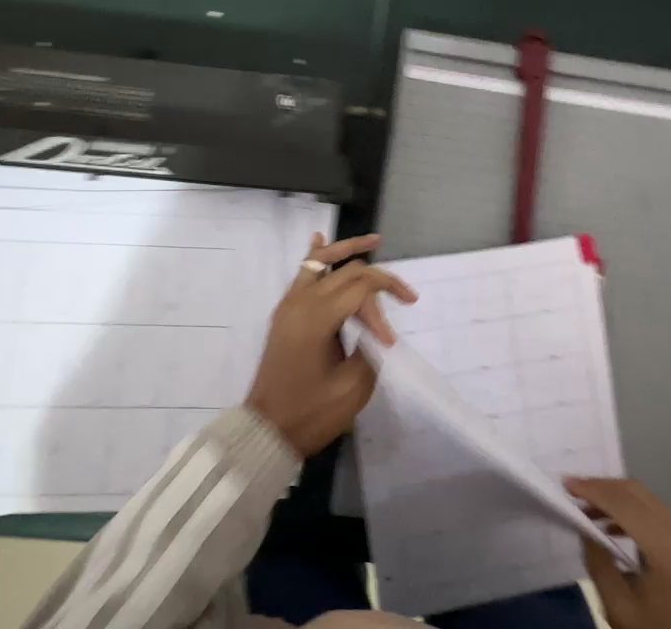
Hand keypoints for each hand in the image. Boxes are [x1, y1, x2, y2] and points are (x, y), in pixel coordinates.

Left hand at [245, 233, 417, 456]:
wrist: (268, 430)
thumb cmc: (312, 412)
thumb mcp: (353, 386)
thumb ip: (370, 348)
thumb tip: (375, 331)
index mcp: (317, 317)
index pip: (362, 288)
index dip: (385, 305)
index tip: (393, 339)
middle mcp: (301, 301)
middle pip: (348, 274)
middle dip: (377, 285)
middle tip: (403, 301)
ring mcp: (289, 304)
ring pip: (321, 262)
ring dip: (348, 250)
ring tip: (374, 241)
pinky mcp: (285, 312)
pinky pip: (302, 274)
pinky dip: (316, 256)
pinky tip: (320, 239)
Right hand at [567, 477, 670, 628]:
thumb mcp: (619, 608)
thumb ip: (598, 562)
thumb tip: (584, 526)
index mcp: (669, 549)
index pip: (624, 503)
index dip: (593, 489)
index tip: (566, 484)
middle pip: (637, 493)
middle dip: (602, 487)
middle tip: (573, 490)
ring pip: (648, 500)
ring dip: (617, 499)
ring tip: (588, 510)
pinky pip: (660, 513)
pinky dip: (634, 512)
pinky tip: (614, 525)